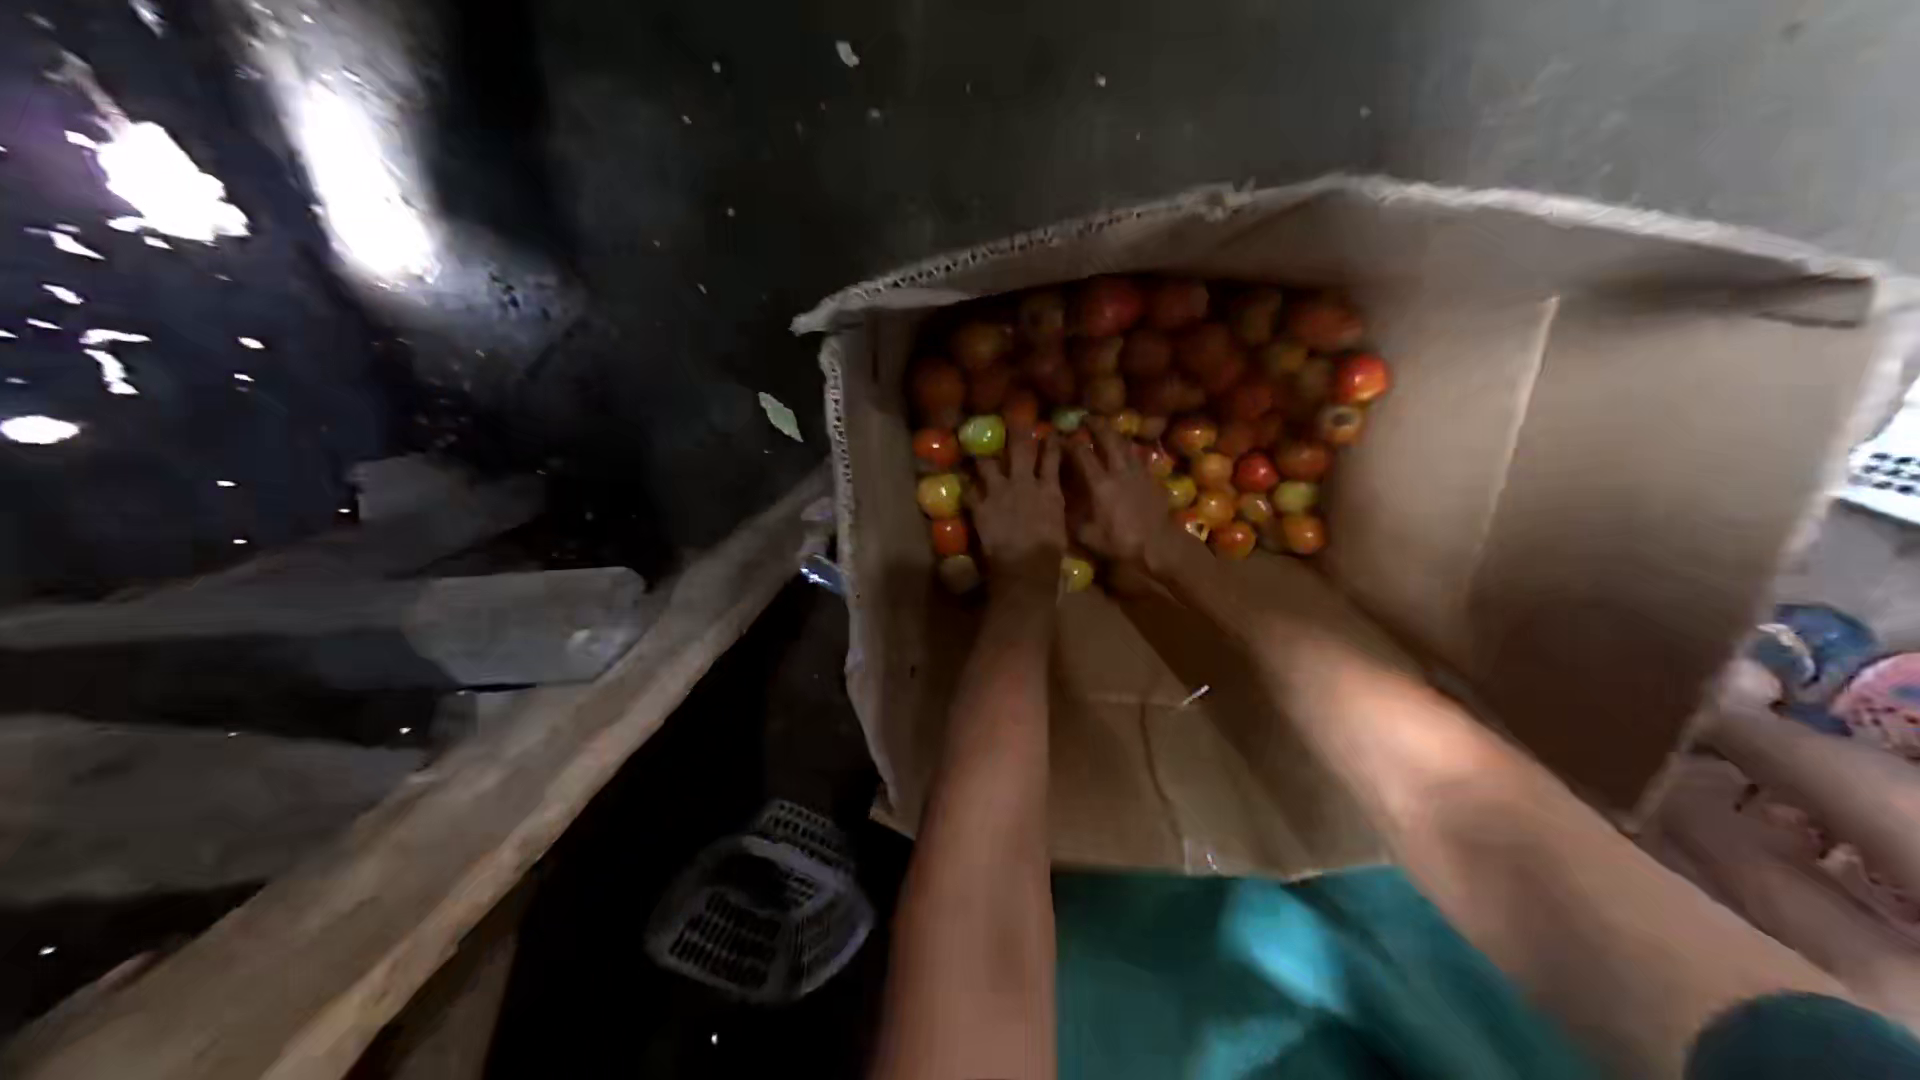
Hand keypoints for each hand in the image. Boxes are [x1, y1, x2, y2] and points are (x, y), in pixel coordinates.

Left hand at [969, 435, 1066, 590]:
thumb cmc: (1050, 554)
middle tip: (1012, 418)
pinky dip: (968, 486)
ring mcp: (999, 493)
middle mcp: (1023, 484)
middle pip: (1020, 450)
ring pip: (988, 464)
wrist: (1025, 567)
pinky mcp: (980, 506)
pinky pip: (970, 490)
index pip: (1051, 458)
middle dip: (1016, 431)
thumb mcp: (1061, 525)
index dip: (1050, 443)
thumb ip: (1054, 506)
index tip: (1049, 432)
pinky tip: (965, 483)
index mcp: (1049, 490)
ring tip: (977, 450)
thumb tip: (1052, 498)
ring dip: (983, 456)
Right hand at [1067, 422, 1171, 567]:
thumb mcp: (1087, 535)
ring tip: (1108, 429)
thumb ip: (1071, 517)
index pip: (1082, 454)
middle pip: (1108, 439)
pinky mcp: (1152, 478)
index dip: (1069, 443)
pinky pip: (1139, 457)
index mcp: (1100, 483)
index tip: (1060, 438)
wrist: (1158, 546)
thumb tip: (1059, 503)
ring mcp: (1138, 473)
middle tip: (1087, 418)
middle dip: (1096, 425)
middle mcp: (1119, 471)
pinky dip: (1130, 450)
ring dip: (1115, 434)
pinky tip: (1128, 452)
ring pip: (1126, 444)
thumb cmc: (1120, 542)